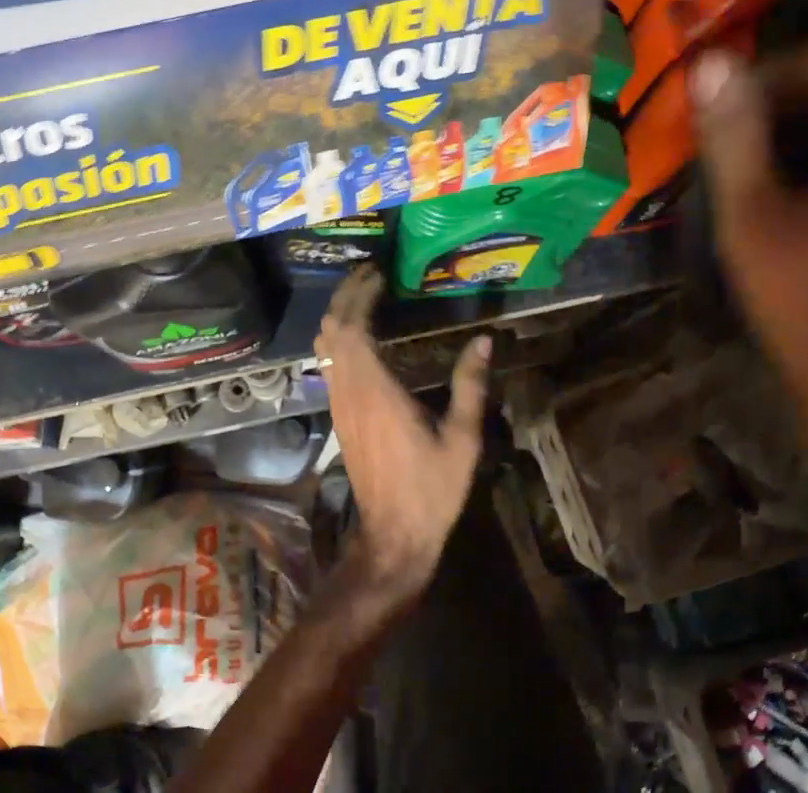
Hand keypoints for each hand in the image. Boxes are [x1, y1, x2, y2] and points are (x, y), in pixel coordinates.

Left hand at [313, 266, 488, 595]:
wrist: (393, 533)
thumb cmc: (432, 488)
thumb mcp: (462, 438)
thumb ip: (470, 386)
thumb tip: (483, 340)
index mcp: (376, 391)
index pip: (353, 328)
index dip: (360, 296)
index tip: (378, 273)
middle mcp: (349, 391)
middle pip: (331, 329)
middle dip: (345, 296)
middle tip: (370, 273)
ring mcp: (338, 404)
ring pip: (324, 346)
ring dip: (337, 314)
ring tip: (363, 294)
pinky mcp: (338, 415)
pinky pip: (327, 364)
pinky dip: (336, 338)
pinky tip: (358, 334)